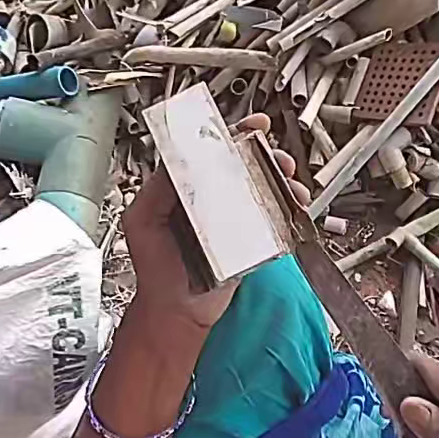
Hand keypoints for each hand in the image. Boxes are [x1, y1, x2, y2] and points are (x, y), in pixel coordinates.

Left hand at [122, 112, 309, 332]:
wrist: (177, 311)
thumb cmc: (156, 269)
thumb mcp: (143, 221)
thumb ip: (157, 189)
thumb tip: (178, 161)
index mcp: (185, 190)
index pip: (210, 154)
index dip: (232, 136)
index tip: (252, 126)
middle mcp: (211, 199)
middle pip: (243, 166)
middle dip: (265, 156)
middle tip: (278, 158)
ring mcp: (233, 218)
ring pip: (262, 188)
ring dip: (281, 180)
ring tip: (290, 181)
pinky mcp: (250, 239)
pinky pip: (273, 217)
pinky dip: (288, 207)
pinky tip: (295, 203)